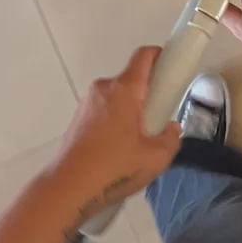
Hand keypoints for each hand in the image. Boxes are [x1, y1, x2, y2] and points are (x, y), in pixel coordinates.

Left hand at [47, 46, 182, 206]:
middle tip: (157, 121)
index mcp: (125, 90)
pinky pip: (104, 109)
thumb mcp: (156, 158)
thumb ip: (171, 139)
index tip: (171, 69)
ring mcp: (88, 101)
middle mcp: (104, 88)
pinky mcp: (78, 117)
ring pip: (117, 97)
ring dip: (129, 111)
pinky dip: (114, 121)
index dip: (160, 56)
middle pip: (131, 80)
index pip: (143, 56)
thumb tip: (172, 129)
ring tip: (136, 143)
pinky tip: (116, 149)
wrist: (69, 186)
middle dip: (147, 95)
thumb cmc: (115, 168)